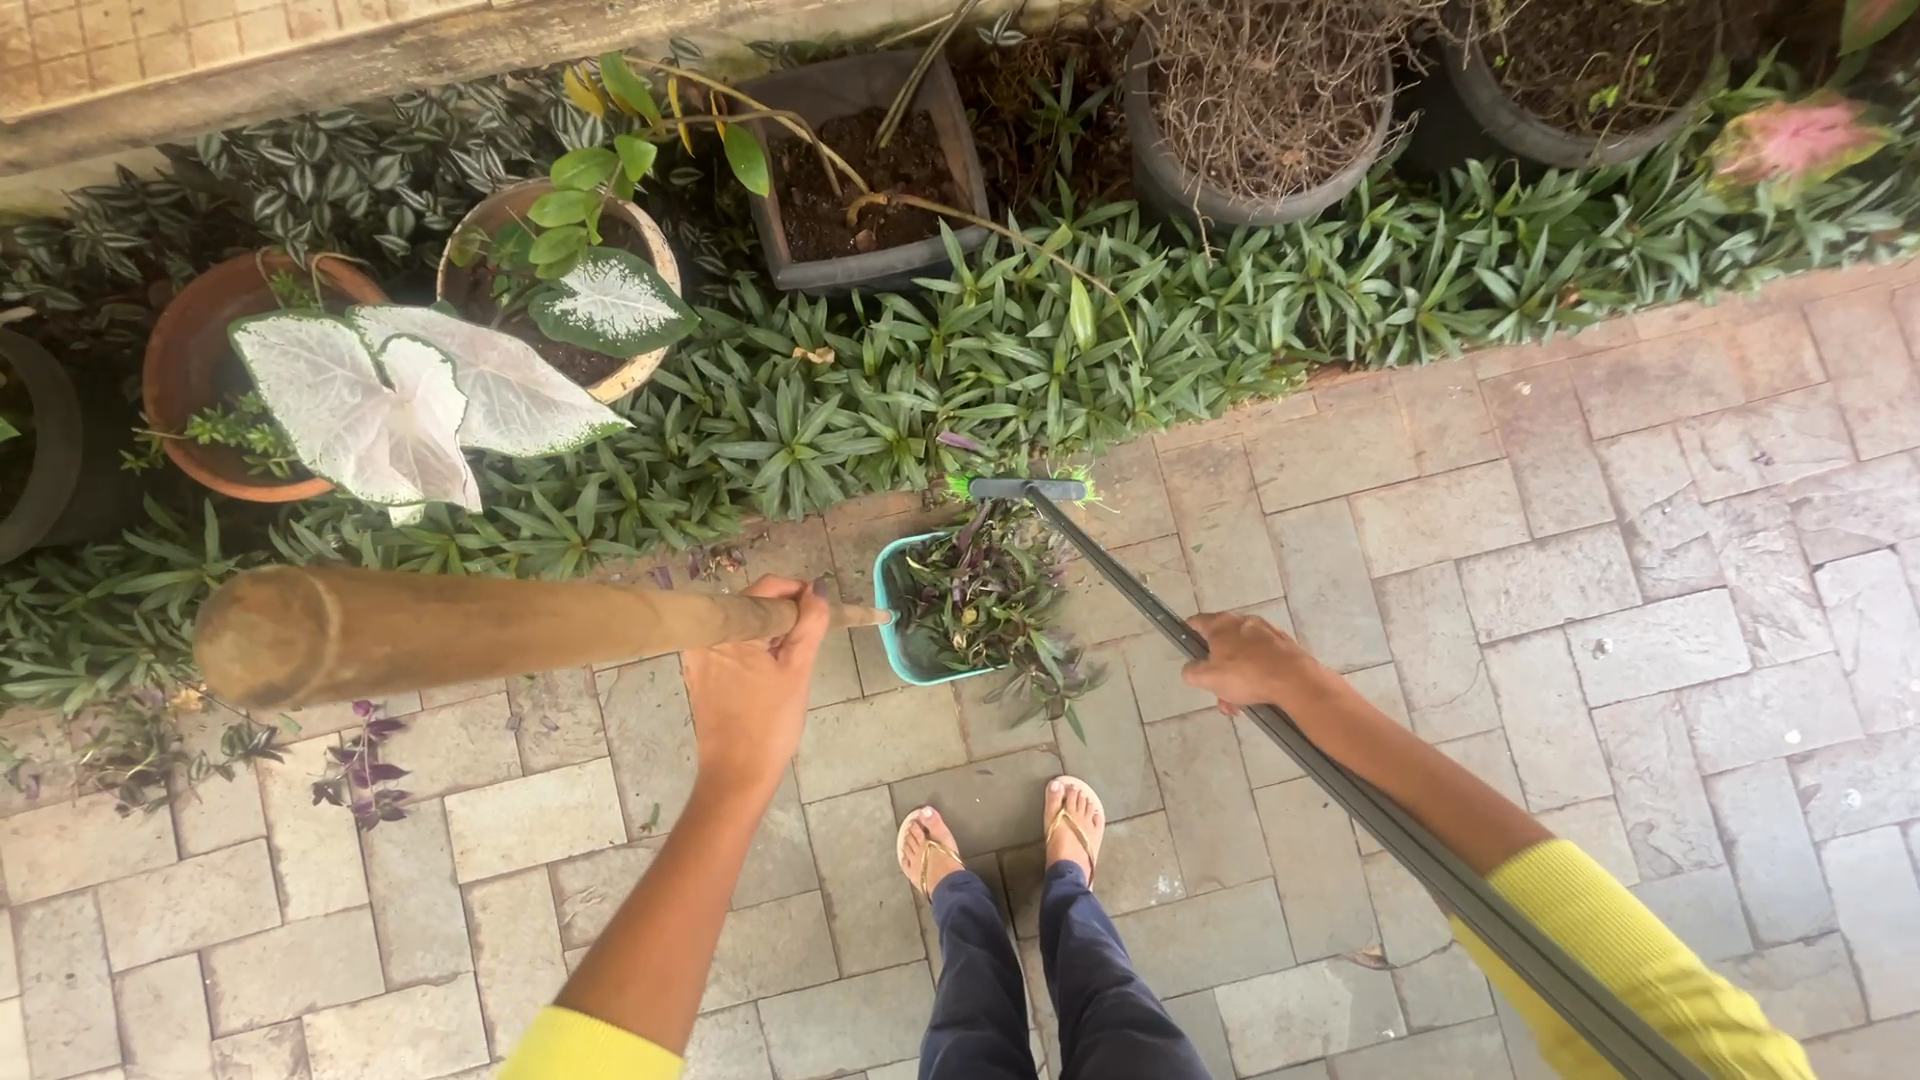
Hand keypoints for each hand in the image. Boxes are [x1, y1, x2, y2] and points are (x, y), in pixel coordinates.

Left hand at [681, 575, 829, 795]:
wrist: (738, 774)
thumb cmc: (771, 722)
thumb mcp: (798, 668)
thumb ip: (810, 623)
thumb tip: (818, 589)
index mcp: (726, 629)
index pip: (766, 587)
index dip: (798, 593)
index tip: (821, 612)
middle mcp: (705, 635)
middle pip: (753, 604)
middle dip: (786, 614)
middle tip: (810, 638)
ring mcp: (700, 655)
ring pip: (745, 625)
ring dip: (773, 632)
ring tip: (794, 656)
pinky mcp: (701, 673)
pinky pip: (734, 644)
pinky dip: (757, 647)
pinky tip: (773, 670)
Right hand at [1180, 611, 1327, 711]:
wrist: (1296, 681)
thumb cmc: (1246, 675)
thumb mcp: (1208, 678)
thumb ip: (1191, 672)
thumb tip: (1191, 669)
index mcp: (1221, 624)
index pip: (1197, 622)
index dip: (1189, 633)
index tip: (1187, 647)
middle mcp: (1244, 622)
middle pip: (1222, 644)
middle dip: (1217, 670)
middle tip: (1218, 692)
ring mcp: (1267, 632)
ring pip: (1244, 655)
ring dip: (1237, 678)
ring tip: (1239, 703)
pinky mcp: (1285, 646)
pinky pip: (1263, 659)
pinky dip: (1257, 675)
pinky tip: (1259, 695)